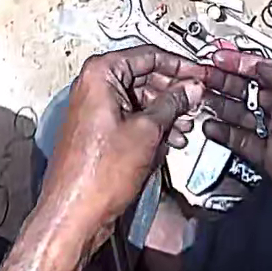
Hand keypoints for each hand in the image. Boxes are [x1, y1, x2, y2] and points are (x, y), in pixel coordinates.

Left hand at [39, 45, 205, 246]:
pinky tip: (171, 139)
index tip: (198, 73)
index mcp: (101, 72)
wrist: (73, 215)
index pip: (148, 54)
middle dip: (173, 91)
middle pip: (145, 74)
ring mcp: (96, 106)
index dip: (178, 64)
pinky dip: (152, 125)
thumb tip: (191, 87)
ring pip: (140, 97)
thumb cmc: (97, 174)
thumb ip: (172, 103)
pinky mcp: (99, 129)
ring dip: (166, 111)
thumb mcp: (146, 131)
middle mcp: (95, 84)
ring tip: (186, 124)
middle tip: (196, 100)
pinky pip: (131, 116)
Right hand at [201, 51, 271, 270]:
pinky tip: (212, 124)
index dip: (246, 63)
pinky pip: (245, 142)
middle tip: (205, 71)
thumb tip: (267, 65)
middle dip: (229, 79)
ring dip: (224, 102)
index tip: (224, 56)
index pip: (270, 72)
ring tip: (202, 93)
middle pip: (253, 89)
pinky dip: (227, 133)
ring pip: (245, 113)